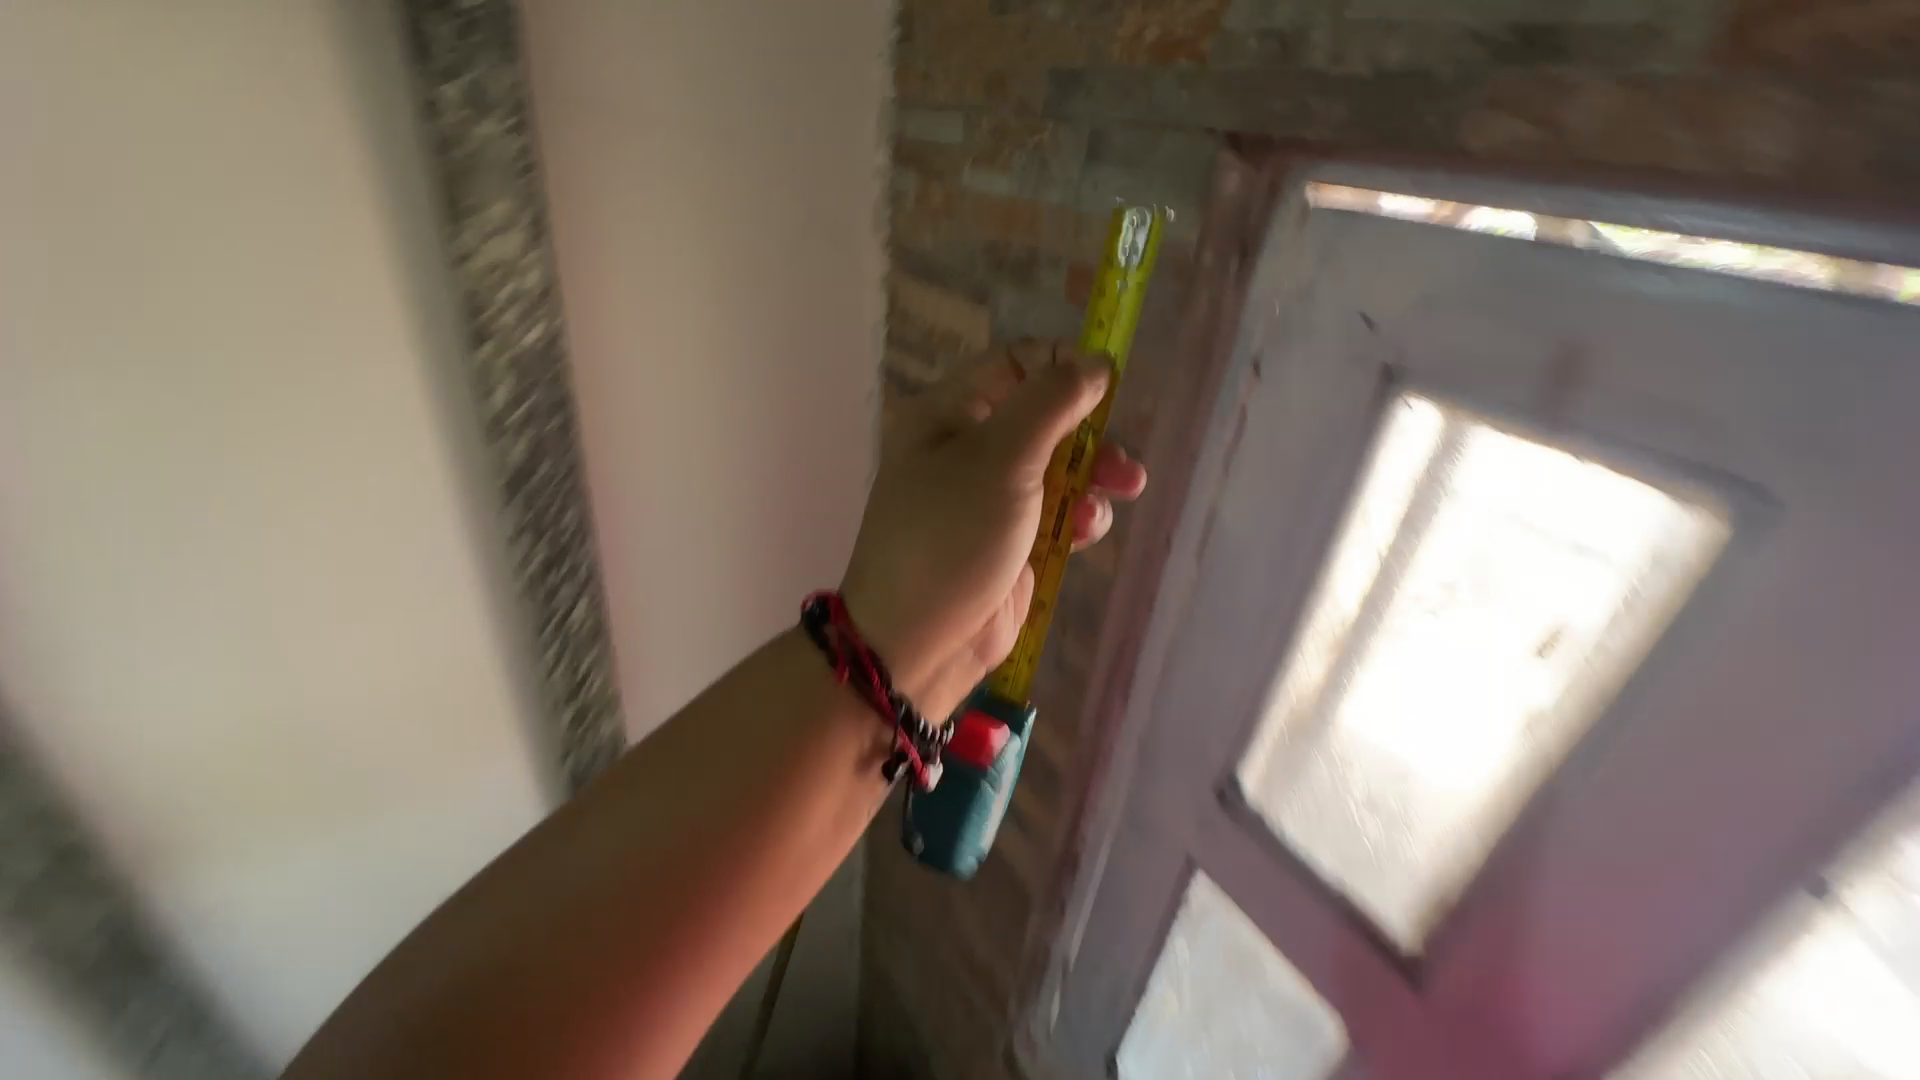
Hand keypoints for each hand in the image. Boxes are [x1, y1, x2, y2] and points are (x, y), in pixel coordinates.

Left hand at [839, 340, 1148, 721]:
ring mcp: (988, 500)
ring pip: (1057, 468)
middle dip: (1090, 432)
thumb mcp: (1000, 459)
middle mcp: (966, 449)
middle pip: (1043, 418)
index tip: (1108, 384)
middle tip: (1122, 455)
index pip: (1012, 365)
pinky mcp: (1009, 544)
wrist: (917, 643)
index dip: (1062, 366)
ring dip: (1094, 476)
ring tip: (1124, 491)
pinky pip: (1055, 514)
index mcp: (948, 415)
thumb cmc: (952, 538)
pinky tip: (1087, 534)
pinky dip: (1078, 517)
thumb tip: (1094, 362)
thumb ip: (1051, 403)